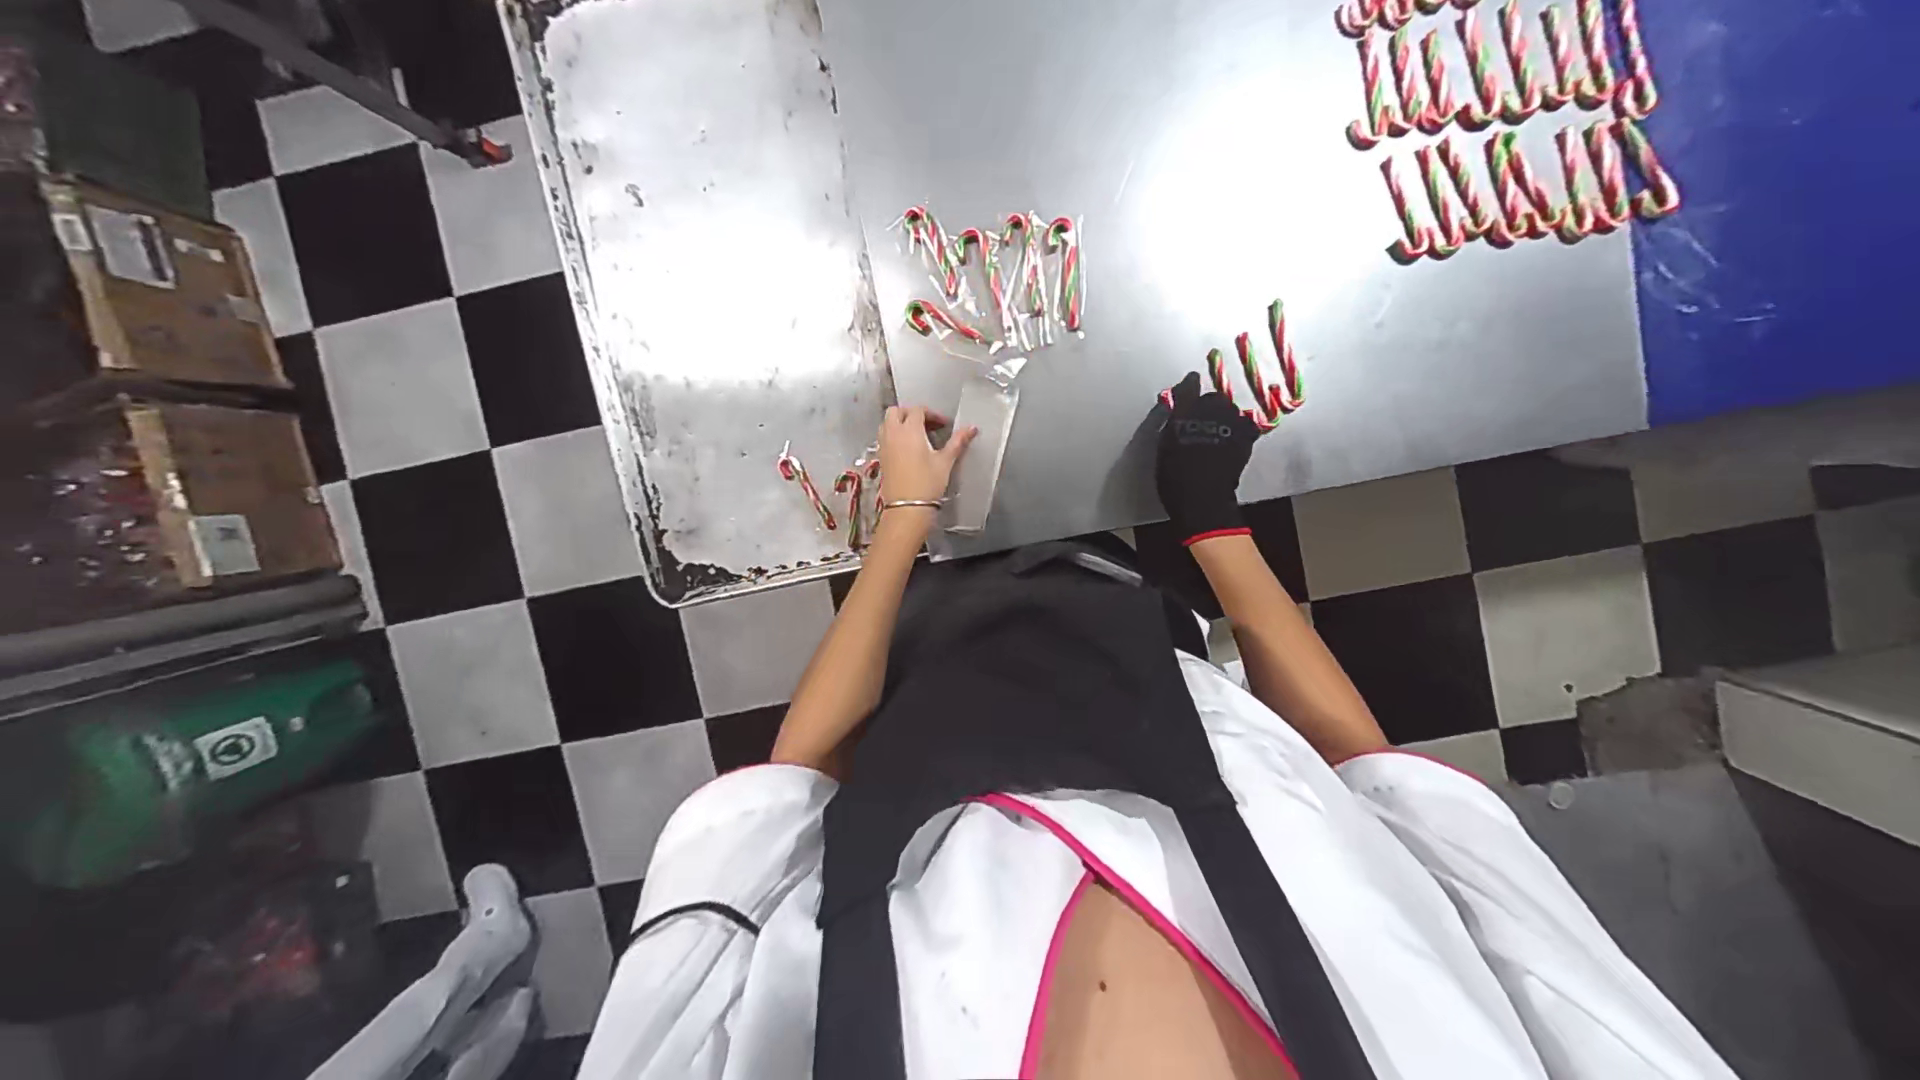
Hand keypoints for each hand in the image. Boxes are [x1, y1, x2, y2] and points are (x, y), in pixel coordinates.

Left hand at [878, 406, 977, 504]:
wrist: (907, 508)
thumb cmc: (927, 483)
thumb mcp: (945, 461)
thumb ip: (957, 442)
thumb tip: (971, 428)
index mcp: (909, 430)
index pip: (918, 410)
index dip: (932, 414)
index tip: (944, 425)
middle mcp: (893, 434)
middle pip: (897, 411)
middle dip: (911, 413)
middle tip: (927, 425)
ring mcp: (884, 446)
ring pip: (887, 423)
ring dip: (900, 423)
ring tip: (917, 435)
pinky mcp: (880, 458)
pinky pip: (884, 438)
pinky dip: (894, 436)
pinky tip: (907, 449)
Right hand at [1154, 372, 1257, 544]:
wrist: (1201, 497)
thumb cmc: (1174, 477)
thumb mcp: (1164, 447)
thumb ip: (1173, 425)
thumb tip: (1178, 413)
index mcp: (1184, 413)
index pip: (1189, 387)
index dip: (1189, 384)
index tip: (1190, 381)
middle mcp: (1210, 411)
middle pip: (1213, 397)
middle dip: (1208, 405)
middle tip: (1201, 418)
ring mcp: (1231, 422)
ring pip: (1230, 409)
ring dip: (1224, 416)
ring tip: (1218, 429)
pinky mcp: (1246, 436)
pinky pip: (1244, 424)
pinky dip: (1239, 427)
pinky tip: (1233, 436)